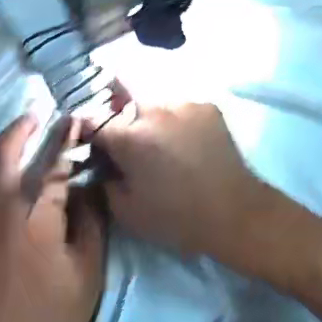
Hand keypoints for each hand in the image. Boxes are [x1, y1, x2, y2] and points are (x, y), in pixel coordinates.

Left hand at [0, 115, 106, 321]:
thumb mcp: (88, 277)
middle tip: (32, 118)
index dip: (63, 136)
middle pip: (1, 163)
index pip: (51, 165)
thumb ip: (90, 225)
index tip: (73, 115)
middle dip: (17, 134)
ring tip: (2, 150)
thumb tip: (87, 188)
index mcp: (35, 222)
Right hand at [86, 100, 275, 266]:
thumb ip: (103, 177)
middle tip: (131, 147)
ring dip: (151, 120)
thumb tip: (99, 160)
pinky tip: (185, 142)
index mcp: (130, 136)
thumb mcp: (125, 209)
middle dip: (122, 122)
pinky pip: (181, 108)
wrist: (232, 210)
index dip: (88, 131)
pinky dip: (177, 121)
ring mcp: (184, 104)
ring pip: (155, 105)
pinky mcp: (208, 106)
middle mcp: (155, 110)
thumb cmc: (174, 217)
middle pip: (126, 106)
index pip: (94, 120)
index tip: (92, 141)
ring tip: (162, 145)